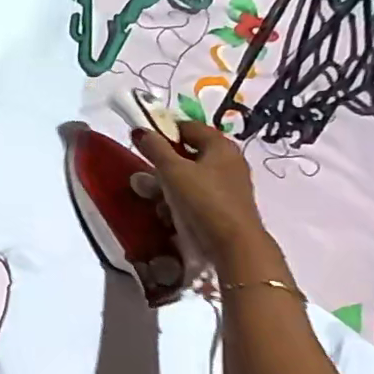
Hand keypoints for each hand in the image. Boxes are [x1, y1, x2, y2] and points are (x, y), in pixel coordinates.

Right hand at [130, 120, 277, 277]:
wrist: (233, 245)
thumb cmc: (203, 201)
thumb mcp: (173, 172)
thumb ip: (155, 149)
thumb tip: (140, 129)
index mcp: (220, 146)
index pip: (189, 127)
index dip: (165, 131)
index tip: (143, 144)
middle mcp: (229, 161)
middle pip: (189, 154)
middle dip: (164, 166)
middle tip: (147, 178)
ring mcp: (229, 185)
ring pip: (191, 177)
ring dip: (169, 187)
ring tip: (156, 202)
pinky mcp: (226, 206)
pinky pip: (198, 196)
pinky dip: (182, 201)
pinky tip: (171, 215)